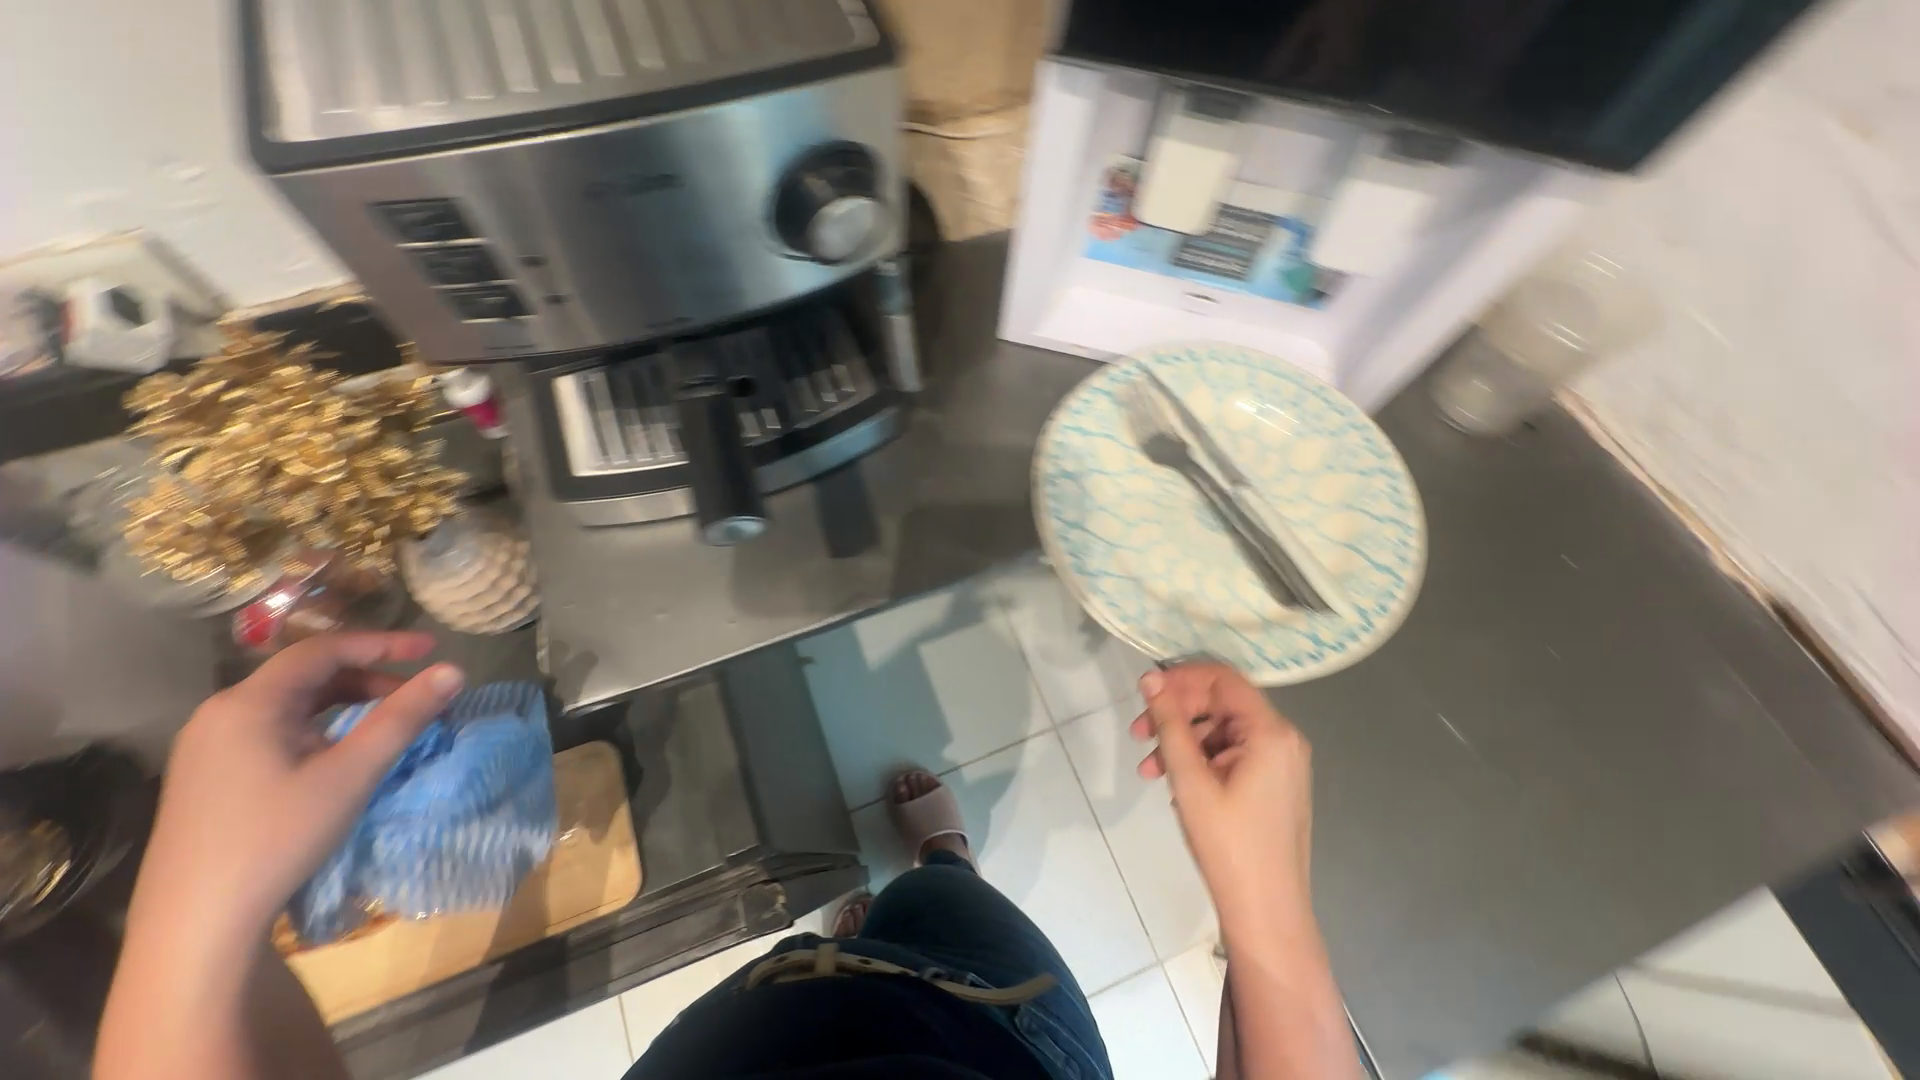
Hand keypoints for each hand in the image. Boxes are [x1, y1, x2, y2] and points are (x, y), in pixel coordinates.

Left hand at [128, 633, 465, 949]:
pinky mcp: (209, 775)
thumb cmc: (278, 837)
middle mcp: (220, 714)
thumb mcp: (351, 773)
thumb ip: (403, 717)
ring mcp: (208, 746)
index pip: (322, 650)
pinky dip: (320, 727)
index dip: (382, 643)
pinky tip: (341, 753)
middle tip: (418, 694)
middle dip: (369, 677)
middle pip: (306, 675)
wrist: (197, 923)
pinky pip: (275, 729)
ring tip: (389, 722)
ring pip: (292, 704)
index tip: (432, 648)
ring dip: (347, 703)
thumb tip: (454, 671)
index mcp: (247, 704)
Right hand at [1131, 663, 1314, 937]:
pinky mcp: (1273, 785)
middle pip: (1221, 705)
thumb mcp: (1190, 780)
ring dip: (1182, 742)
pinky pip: (1231, 755)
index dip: (1180, 679)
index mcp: (1271, 732)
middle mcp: (1283, 740)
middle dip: (1176, 715)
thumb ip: (1170, 723)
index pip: (1222, 680)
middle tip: (1136, 734)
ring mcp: (1281, 764)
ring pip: (1221, 732)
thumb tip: (1151, 678)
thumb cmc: (1228, 844)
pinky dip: (1200, 762)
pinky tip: (1174, 785)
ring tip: (1149, 772)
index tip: (1143, 694)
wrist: (1266, 912)